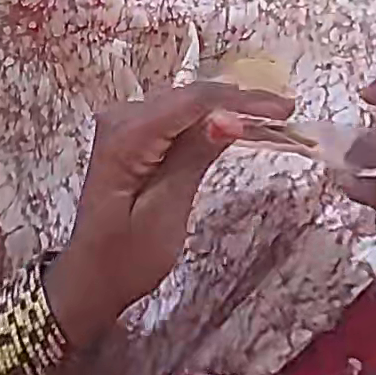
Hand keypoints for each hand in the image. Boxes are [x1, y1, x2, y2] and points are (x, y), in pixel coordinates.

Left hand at [46, 82, 294, 343]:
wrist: (90, 278)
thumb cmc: (126, 257)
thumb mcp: (165, 212)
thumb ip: (194, 157)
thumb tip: (230, 117)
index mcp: (125, 135)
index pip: (193, 102)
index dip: (241, 100)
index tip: (283, 111)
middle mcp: (123, 116)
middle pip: (192, 96)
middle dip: (240, 101)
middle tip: (285, 112)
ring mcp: (126, 121)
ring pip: (188, 102)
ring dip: (229, 107)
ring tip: (272, 116)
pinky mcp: (135, 132)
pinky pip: (179, 116)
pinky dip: (210, 119)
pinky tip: (238, 123)